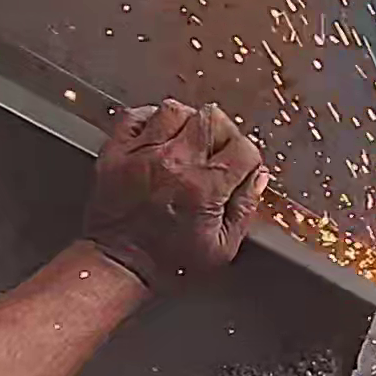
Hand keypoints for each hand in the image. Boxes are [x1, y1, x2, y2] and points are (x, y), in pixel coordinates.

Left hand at [83, 99, 269, 287]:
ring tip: (189, 143)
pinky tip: (159, 137)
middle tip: (219, 152)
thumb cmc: (171, 261)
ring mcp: (142, 153)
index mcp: (204, 188)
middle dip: (224, 133)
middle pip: (213, 118)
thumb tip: (258, 178)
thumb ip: (245, 208)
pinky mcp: (116, 152)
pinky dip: (151, 120)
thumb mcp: (223, 246)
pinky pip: (135, 115)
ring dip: (188, 123)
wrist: (120, 265)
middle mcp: (175, 163)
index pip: (243, 149)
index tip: (243, 169)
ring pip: (176, 110)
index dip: (249, 158)